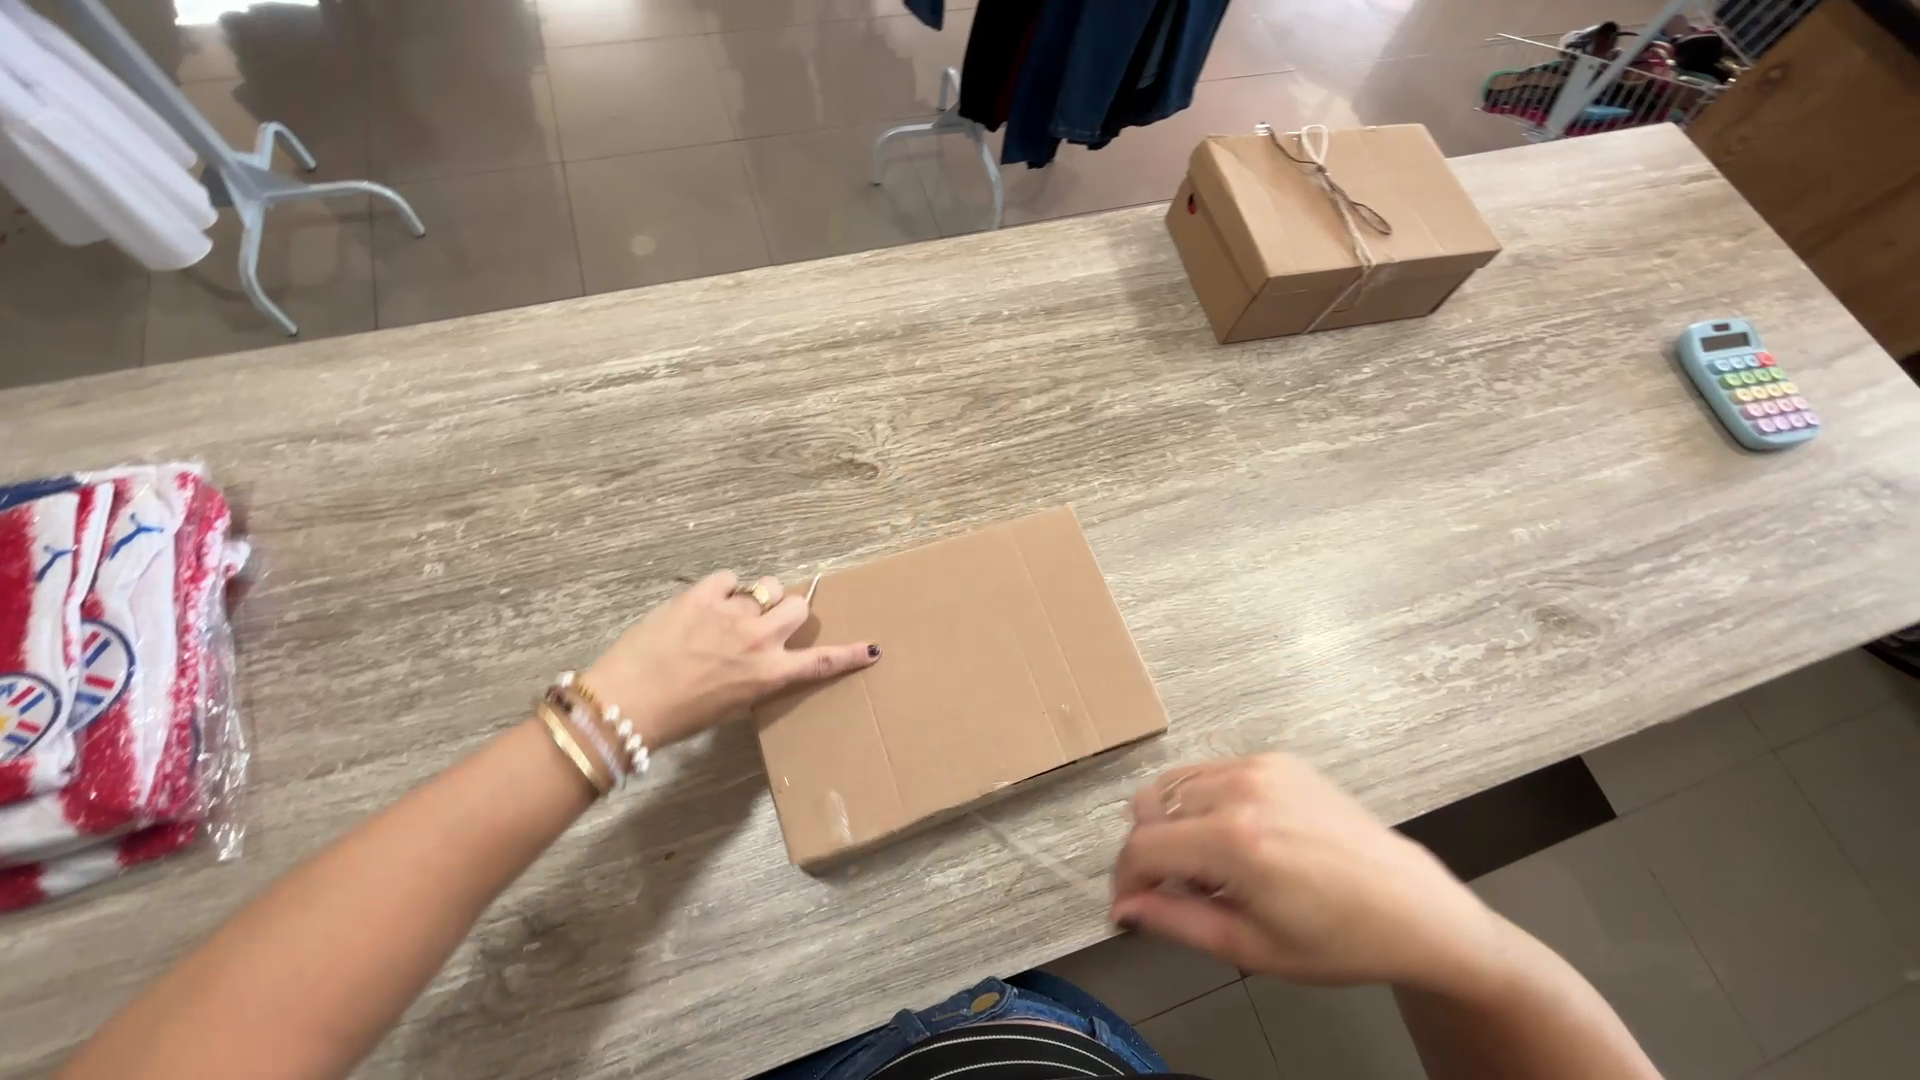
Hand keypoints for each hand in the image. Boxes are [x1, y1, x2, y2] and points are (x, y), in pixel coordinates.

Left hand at [580, 571, 877, 747]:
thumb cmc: (680, 716)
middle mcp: (759, 640)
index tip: (873, 648)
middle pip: (798, 605)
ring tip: (728, 612)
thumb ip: (758, 675)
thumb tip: (765, 652)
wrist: (628, 703)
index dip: (851, 654)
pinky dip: (723, 587)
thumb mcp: (732, 705)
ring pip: (766, 586)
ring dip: (755, 597)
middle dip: (787, 610)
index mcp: (770, 674)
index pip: (822, 660)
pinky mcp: (703, 594)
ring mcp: (733, 613)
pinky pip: (729, 577)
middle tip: (767, 620)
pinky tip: (705, 604)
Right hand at [1110, 753, 1502, 990]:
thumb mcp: (1251, 947)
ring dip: (1172, 822)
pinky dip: (1202, 802)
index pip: (1142, 846)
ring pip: (1174, 783)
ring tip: (1208, 864)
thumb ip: (1176, 921)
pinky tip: (1235, 836)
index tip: (1129, 904)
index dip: (1125, 878)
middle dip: (1149, 849)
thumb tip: (1124, 907)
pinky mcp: (1276, 759)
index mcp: (1235, 841)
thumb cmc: (1336, 941)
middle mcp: (1240, 789)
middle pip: (1149, 805)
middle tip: (1177, 889)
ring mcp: (1259, 766)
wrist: (1414, 908)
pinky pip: (1210, 772)